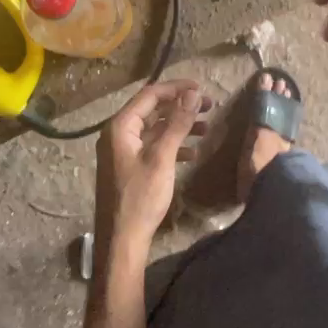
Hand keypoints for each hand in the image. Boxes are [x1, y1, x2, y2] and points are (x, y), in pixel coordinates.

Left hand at [96, 79, 208, 246]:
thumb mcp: (162, 158)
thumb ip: (177, 124)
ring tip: (206, 127)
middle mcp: (118, 134)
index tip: (202, 88)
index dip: (176, 88)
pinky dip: (172, 145)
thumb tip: (192, 94)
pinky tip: (192, 153)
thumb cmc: (141, 197)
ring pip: (155, 129)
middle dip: (181, 107)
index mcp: (120, 127)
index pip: (150, 95)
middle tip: (209, 106)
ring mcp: (123, 151)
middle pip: (152, 110)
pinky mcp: (129, 167)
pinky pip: (153, 147)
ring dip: (179, 126)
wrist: (122, 239)